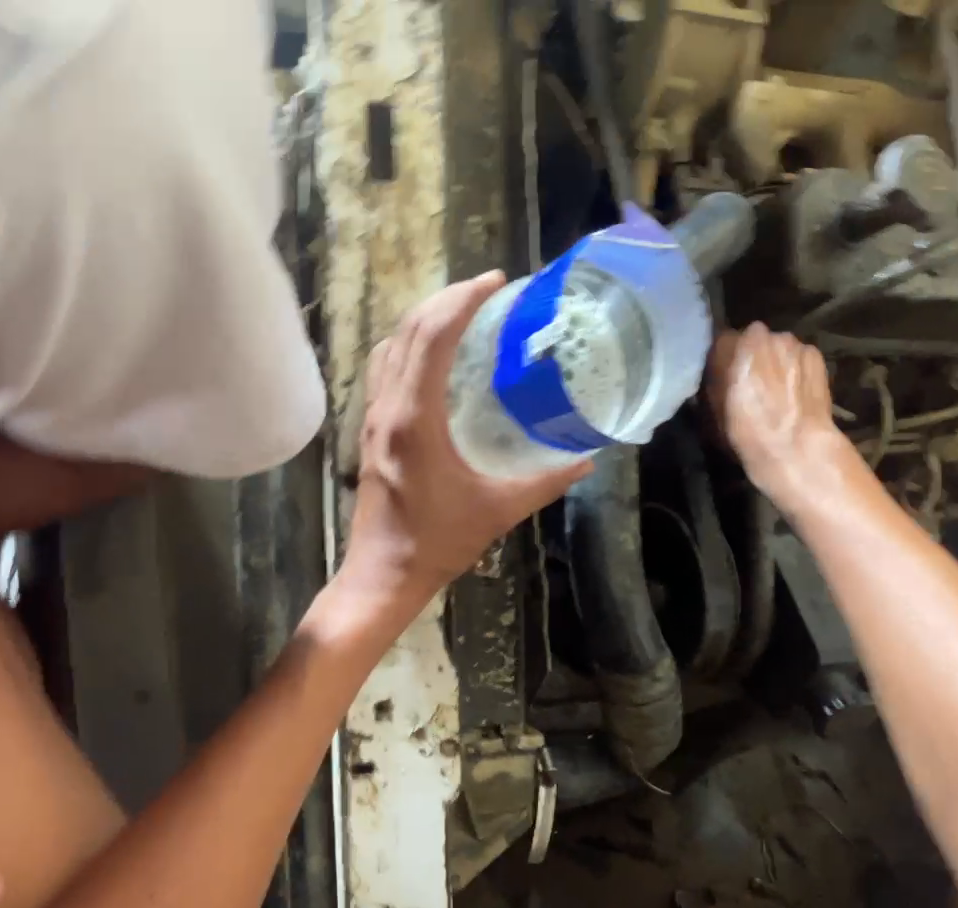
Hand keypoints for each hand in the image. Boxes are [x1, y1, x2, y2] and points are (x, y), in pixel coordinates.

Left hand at [344, 272, 591, 600]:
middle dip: (446, 299)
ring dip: (423, 320)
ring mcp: (373, 419)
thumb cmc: (437, 544)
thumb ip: (545, 482)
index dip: (463, 300)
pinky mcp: (370, 432)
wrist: (382, 575)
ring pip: (390, 346)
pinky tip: (436, 359)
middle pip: (409, 330)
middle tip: (486, 290)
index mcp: (415, 419)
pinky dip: (408, 347)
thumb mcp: (499, 511)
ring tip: (462, 314)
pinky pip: (384, 370)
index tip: (496, 282)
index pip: (433, 336)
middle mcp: (388, 409)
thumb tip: (587, 460)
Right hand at [706, 323, 854, 512]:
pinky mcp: (816, 355)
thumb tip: (714, 376)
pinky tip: (796, 391)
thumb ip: (712, 382)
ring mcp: (794, 343)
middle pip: (755, 340)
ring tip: (777, 389)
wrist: (794, 445)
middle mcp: (763, 335)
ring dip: (777, 361)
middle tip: (751, 383)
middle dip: (753, 356)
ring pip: (780, 347)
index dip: (723, 357)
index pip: (722, 340)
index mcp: (731, 345)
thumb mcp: (711, 409)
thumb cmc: (745, 429)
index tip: (723, 374)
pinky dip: (797, 368)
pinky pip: (800, 357)